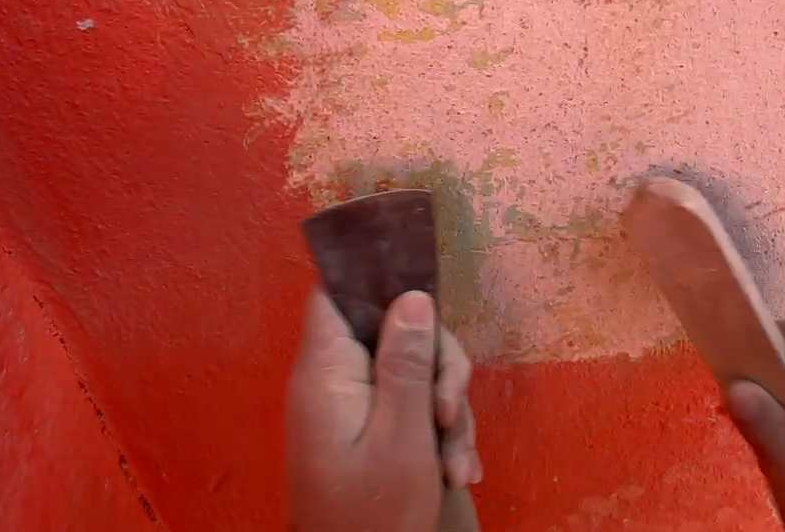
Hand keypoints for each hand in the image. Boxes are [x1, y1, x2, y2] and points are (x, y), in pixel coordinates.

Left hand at [286, 287, 481, 531]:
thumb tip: (413, 294)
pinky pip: (411, 404)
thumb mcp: (402, 438)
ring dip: (446, 408)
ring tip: (457, 462)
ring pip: (411, 368)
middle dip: (435, 365)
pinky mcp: (372, 429)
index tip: (424, 286)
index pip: (336, 292)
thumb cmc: (374, 515)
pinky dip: (438, 432)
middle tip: (451, 412)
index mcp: (327, 368)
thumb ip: (407, 363)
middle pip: (392, 329)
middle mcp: (336, 377)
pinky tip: (456, 470)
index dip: (375, 276)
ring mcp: (354, 404)